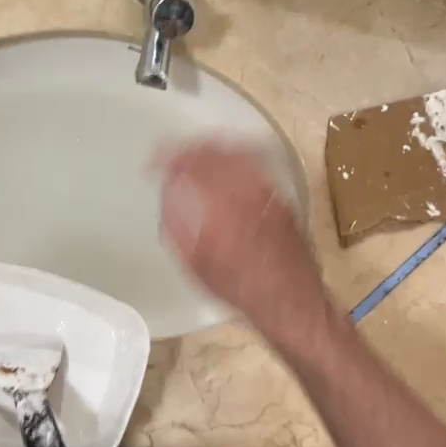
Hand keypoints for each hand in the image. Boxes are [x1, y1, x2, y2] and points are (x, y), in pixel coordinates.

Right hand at [158, 140, 328, 337]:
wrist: (290, 299)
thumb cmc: (241, 289)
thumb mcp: (195, 263)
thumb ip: (176, 225)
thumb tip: (167, 196)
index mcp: (222, 203)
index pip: (190, 164)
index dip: (167, 158)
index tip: (154, 163)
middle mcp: (248, 190)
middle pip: (216, 150)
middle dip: (190, 148)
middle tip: (173, 153)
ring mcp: (269, 191)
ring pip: (239, 151)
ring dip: (214, 147)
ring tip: (198, 151)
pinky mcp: (281, 197)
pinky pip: (258, 163)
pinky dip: (237, 155)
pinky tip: (230, 162)